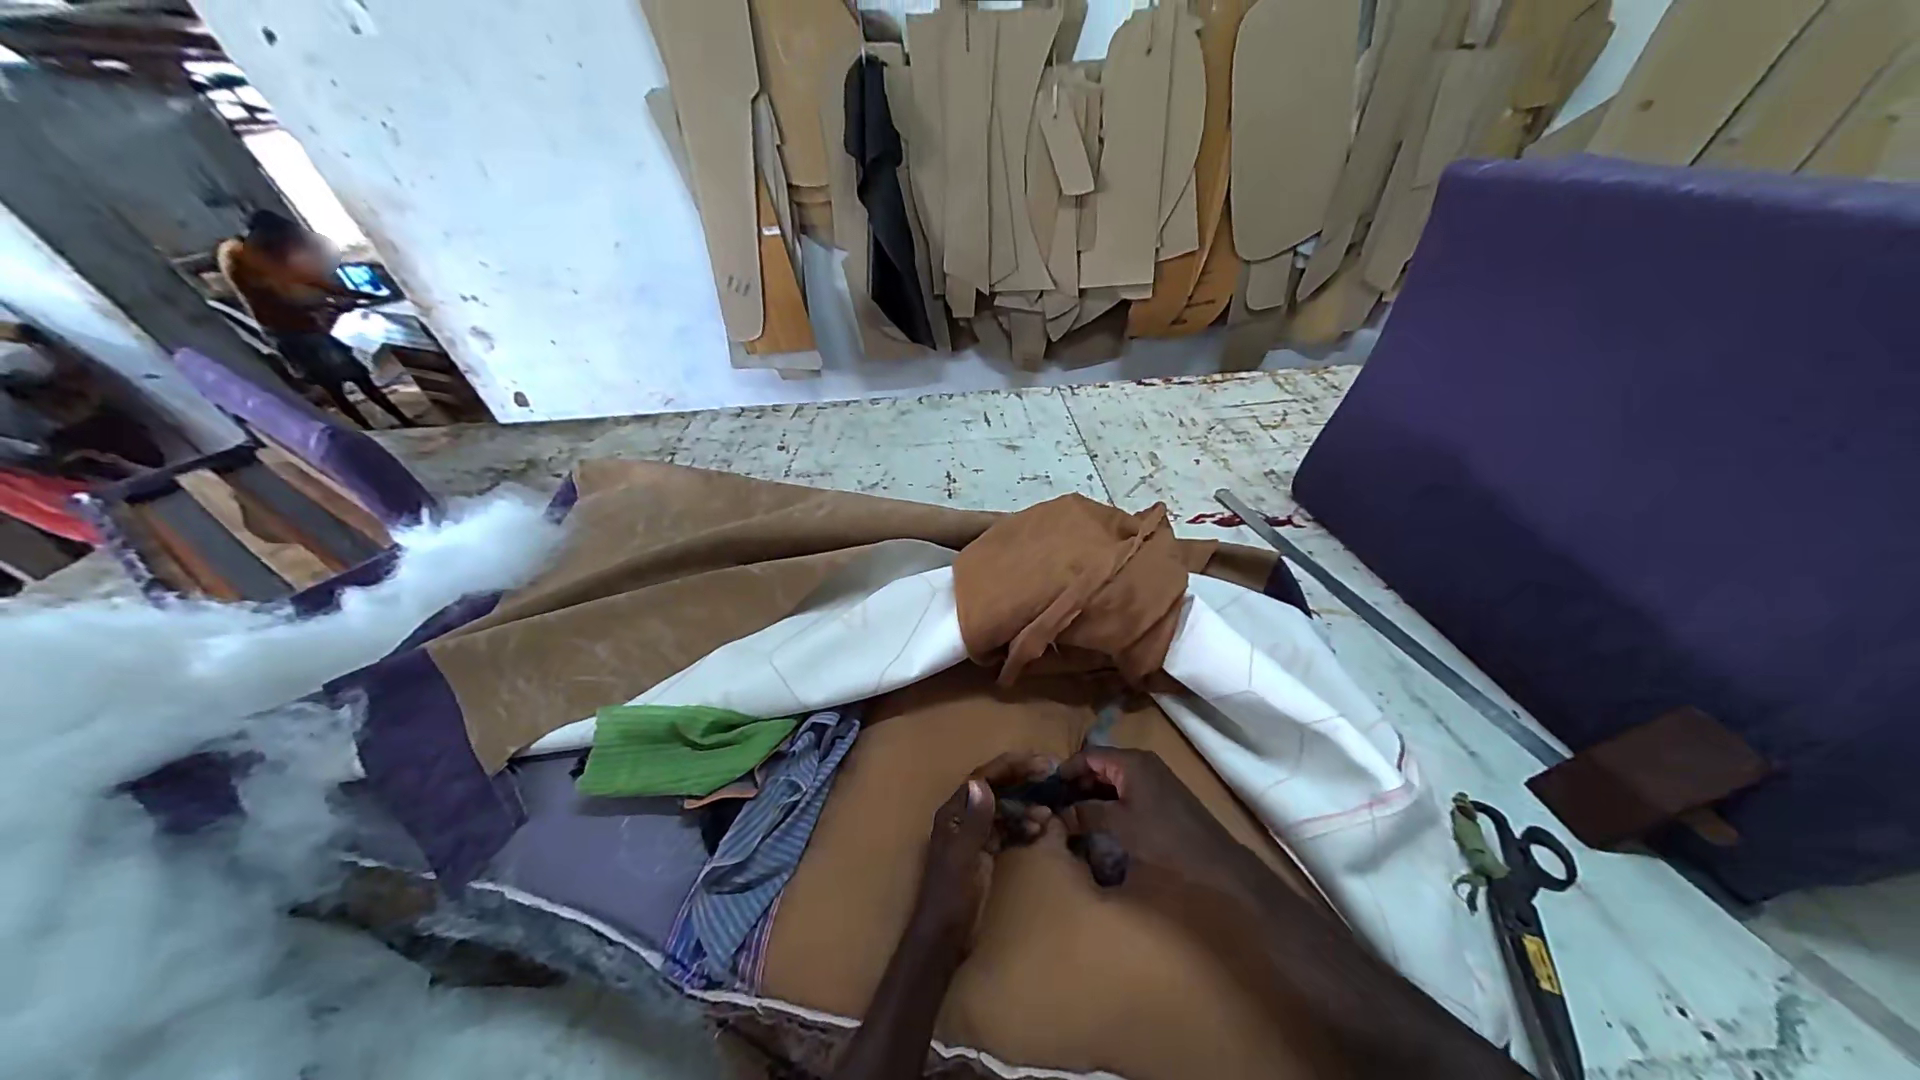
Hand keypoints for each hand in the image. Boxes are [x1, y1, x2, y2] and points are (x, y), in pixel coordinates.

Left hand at [911, 752, 1055, 951]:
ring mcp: (974, 835)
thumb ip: (974, 821)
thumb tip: (981, 782)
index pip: (982, 778)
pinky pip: (1007, 830)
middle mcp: (962, 818)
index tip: (1036, 761)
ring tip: (1048, 812)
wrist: (944, 937)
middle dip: (1020, 779)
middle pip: (994, 789)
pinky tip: (1040, 829)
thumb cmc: (950, 896)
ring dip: (1025, 806)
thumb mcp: (963, 857)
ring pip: (1003, 810)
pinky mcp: (984, 853)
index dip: (1008, 766)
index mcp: (953, 813)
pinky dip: (1023, 827)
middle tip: (1049, 774)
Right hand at [1058, 747, 1251, 901]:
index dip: (1067, 769)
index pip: (1089, 755)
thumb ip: (1086, 814)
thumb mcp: (1118, 825)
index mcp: (1130, 761)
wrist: (1212, 857)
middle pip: (1101, 764)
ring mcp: (1153, 776)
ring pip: (1114, 778)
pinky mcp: (1160, 793)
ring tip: (1075, 813)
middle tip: (1059, 803)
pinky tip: (1100, 818)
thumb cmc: (1162, 835)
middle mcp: (1141, 761)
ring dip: (1094, 793)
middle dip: (1079, 782)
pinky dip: (1110, 799)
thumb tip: (1060, 814)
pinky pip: (1127, 788)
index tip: (1049, 787)